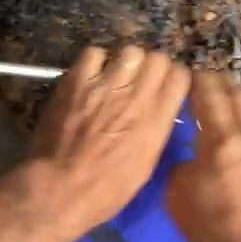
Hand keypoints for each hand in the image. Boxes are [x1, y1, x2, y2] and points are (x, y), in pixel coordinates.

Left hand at [14, 46, 190, 241]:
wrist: (60, 187)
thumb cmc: (105, 190)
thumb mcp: (145, 166)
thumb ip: (154, 131)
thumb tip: (155, 114)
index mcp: (156, 120)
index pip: (180, 76)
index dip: (173, 79)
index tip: (164, 87)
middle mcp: (136, 96)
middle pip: (157, 58)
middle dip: (152, 67)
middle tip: (139, 81)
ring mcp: (106, 85)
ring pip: (130, 51)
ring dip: (125, 62)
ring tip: (114, 77)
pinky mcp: (76, 81)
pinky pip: (94, 53)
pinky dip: (95, 62)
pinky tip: (90, 77)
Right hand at [167, 72, 240, 241]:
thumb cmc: (211, 229)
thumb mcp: (176, 197)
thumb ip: (183, 168)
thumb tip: (194, 161)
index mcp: (221, 145)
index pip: (210, 99)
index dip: (200, 81)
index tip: (191, 73)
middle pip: (238, 102)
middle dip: (223, 86)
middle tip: (211, 78)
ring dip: (236, 124)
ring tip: (222, 131)